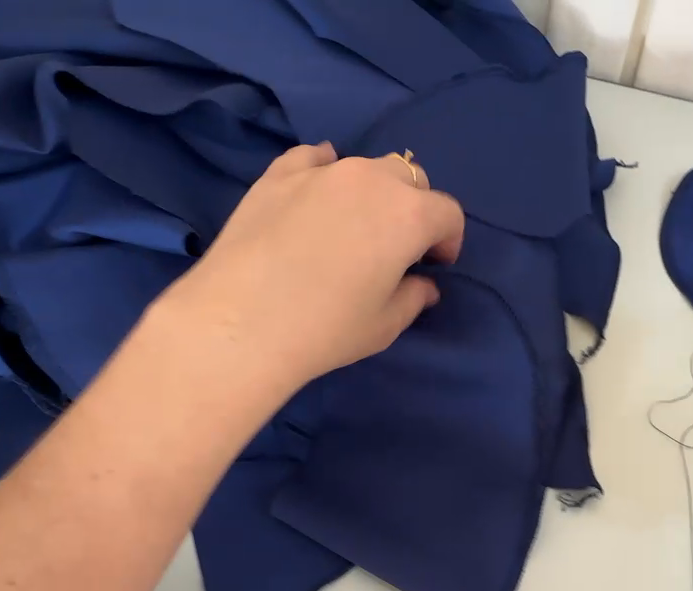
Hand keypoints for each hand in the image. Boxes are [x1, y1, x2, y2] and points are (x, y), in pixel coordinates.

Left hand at [154, 142, 464, 388]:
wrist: (243, 321)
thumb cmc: (328, 328)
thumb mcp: (385, 325)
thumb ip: (413, 298)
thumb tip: (422, 285)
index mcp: (408, 216)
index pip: (448, 212)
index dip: (449, 240)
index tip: (435, 265)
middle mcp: (370, 180)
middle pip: (410, 178)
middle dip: (416, 208)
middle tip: (401, 246)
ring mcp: (321, 172)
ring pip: (365, 167)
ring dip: (374, 192)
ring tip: (356, 227)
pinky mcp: (278, 175)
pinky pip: (314, 159)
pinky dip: (326, 171)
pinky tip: (319, 193)